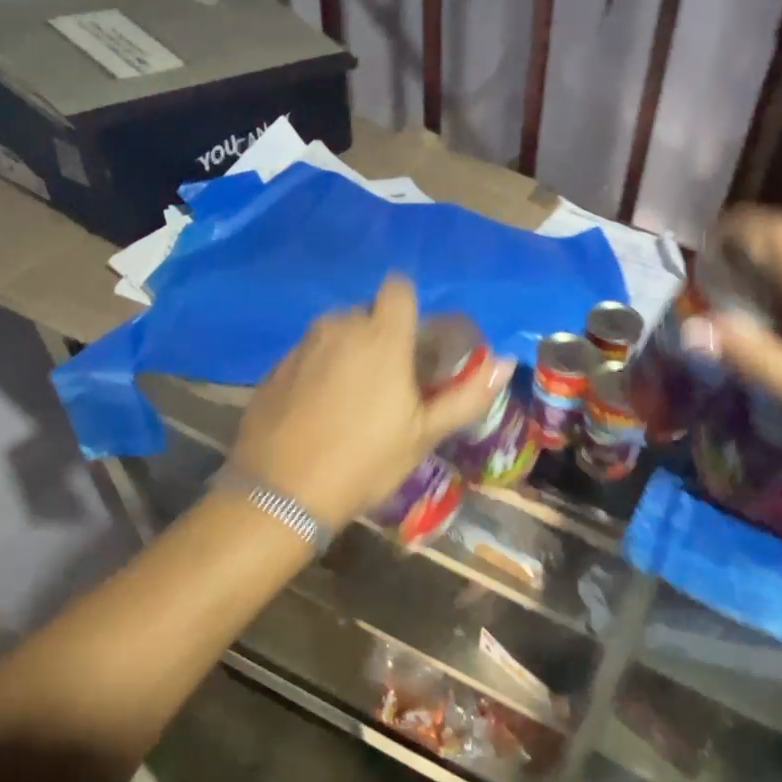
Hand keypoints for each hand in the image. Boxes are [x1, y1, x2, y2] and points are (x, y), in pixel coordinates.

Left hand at [228, 278, 511, 527]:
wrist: (282, 493)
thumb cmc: (365, 462)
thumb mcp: (424, 436)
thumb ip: (467, 396)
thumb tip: (505, 363)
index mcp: (382, 337)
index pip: (399, 288)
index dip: (410, 308)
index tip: (417, 343)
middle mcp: (340, 328)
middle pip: (368, 313)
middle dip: (382, 337)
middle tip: (393, 383)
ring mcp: (303, 346)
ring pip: (336, 334)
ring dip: (350, 354)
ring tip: (356, 400)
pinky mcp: (276, 368)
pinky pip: (309, 356)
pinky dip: (321, 372)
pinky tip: (322, 413)